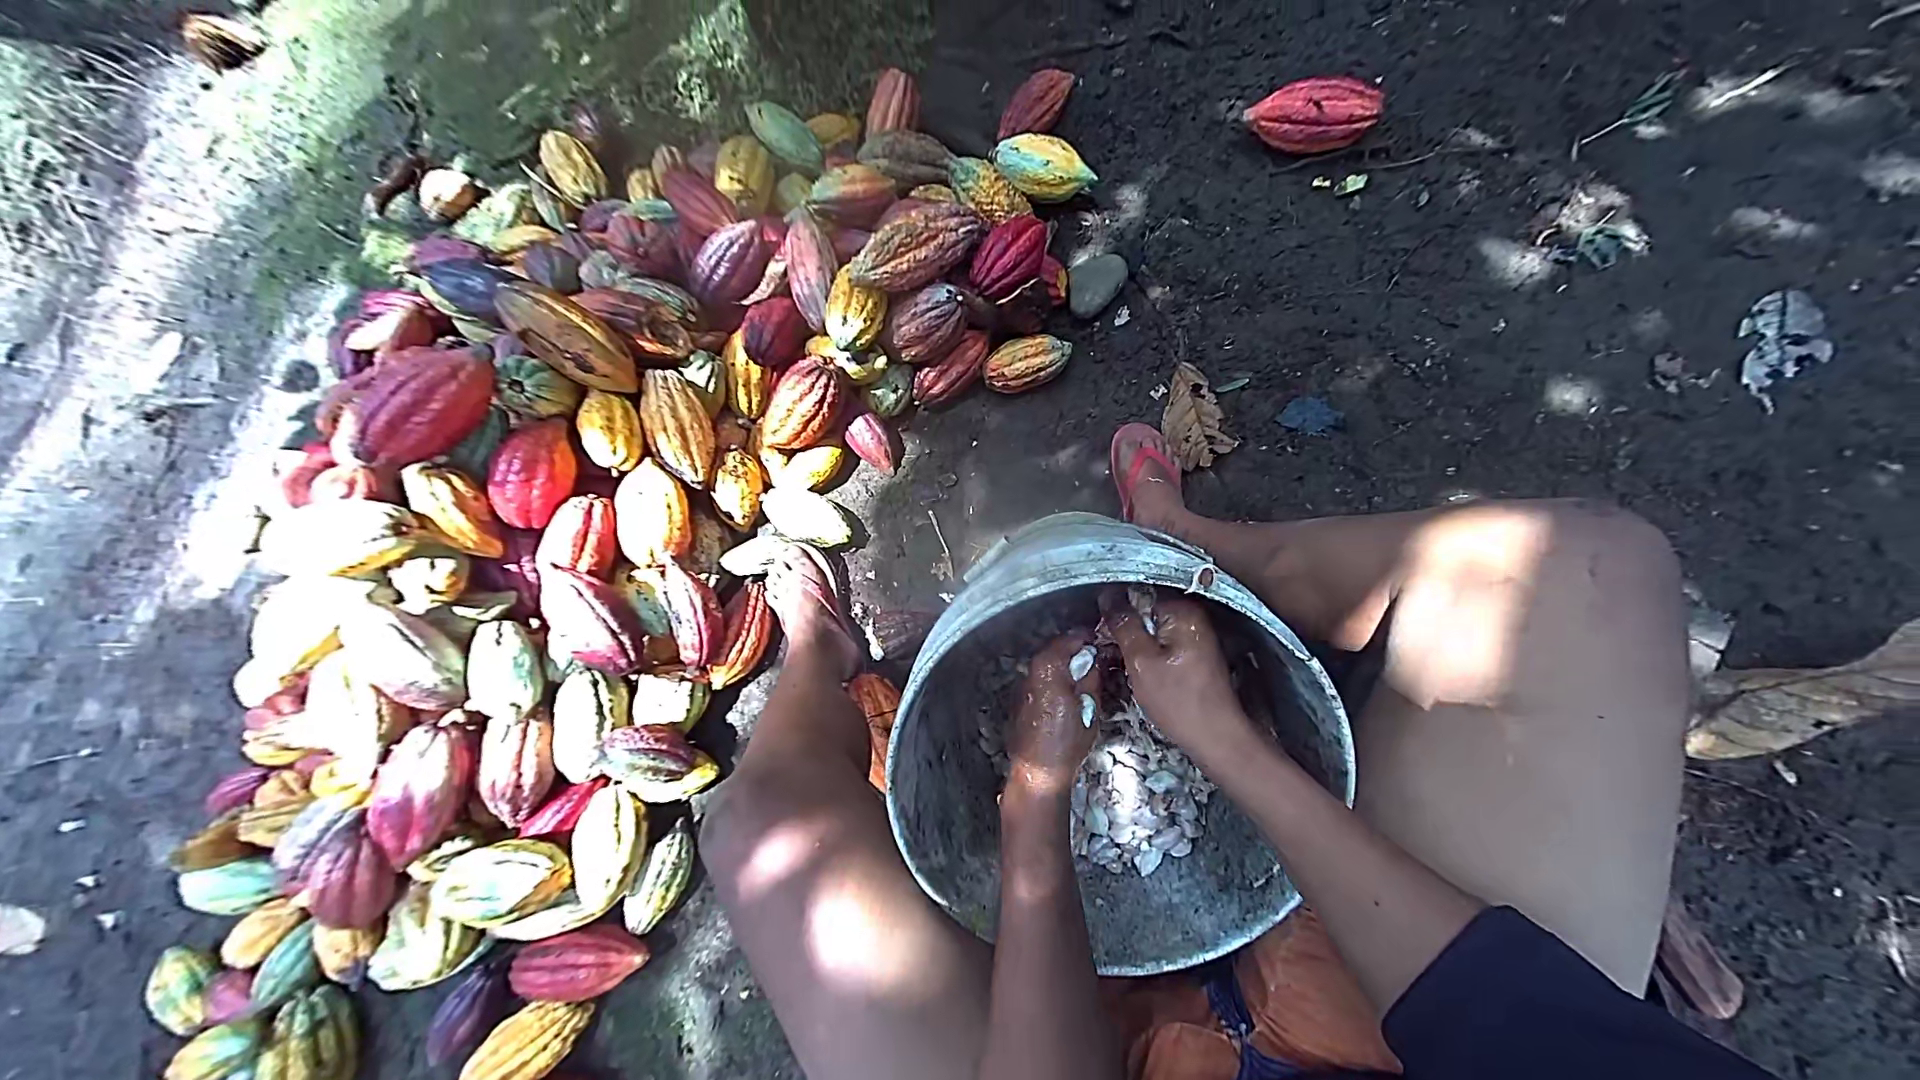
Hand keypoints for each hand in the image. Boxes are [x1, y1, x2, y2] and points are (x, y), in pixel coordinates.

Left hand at [1006, 631, 1100, 797]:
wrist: (1039, 772)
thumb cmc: (1067, 744)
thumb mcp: (1090, 709)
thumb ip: (1091, 679)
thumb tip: (1095, 659)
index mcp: (1049, 674)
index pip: (1064, 642)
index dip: (1080, 637)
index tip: (1092, 637)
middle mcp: (1030, 676)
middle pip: (1050, 651)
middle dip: (1069, 648)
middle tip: (1089, 652)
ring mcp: (1021, 688)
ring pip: (1042, 665)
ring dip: (1059, 663)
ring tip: (1079, 670)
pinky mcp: (1019, 701)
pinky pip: (1037, 680)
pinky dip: (1050, 677)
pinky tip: (1064, 689)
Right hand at [1101, 590, 1253, 762]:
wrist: (1216, 737)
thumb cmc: (1179, 702)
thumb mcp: (1141, 661)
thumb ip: (1123, 624)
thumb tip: (1108, 597)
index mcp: (1183, 610)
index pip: (1138, 590)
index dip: (1115, 605)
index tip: (1101, 625)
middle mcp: (1193, 615)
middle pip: (1146, 607)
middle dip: (1125, 624)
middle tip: (1110, 646)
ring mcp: (1196, 633)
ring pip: (1152, 626)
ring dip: (1135, 639)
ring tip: (1125, 660)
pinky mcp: (1194, 651)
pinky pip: (1162, 640)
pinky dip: (1148, 650)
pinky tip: (1141, 668)